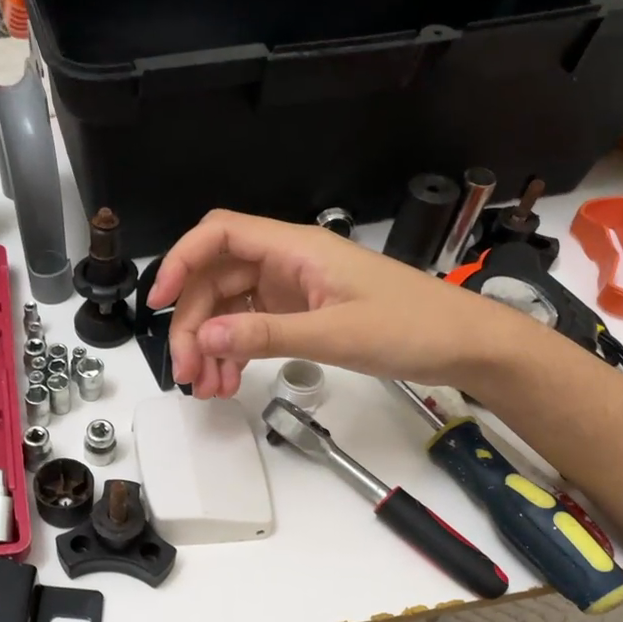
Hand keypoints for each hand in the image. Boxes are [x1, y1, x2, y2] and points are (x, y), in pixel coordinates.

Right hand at [146, 209, 526, 397]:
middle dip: (193, 324)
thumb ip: (268, 335)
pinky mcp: (300, 313)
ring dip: (210, 344)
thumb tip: (205, 337)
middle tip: (188, 373)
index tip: (158, 302)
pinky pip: (251, 327)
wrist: (464, 346)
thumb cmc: (413, 327)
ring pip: (229, 307)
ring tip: (208, 388)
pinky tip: (229, 382)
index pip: (221, 234)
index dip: (182, 260)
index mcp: (296, 249)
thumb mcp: (337, 334)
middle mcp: (287, 263)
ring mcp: (292, 289)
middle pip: (216, 279)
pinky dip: (234, 352)